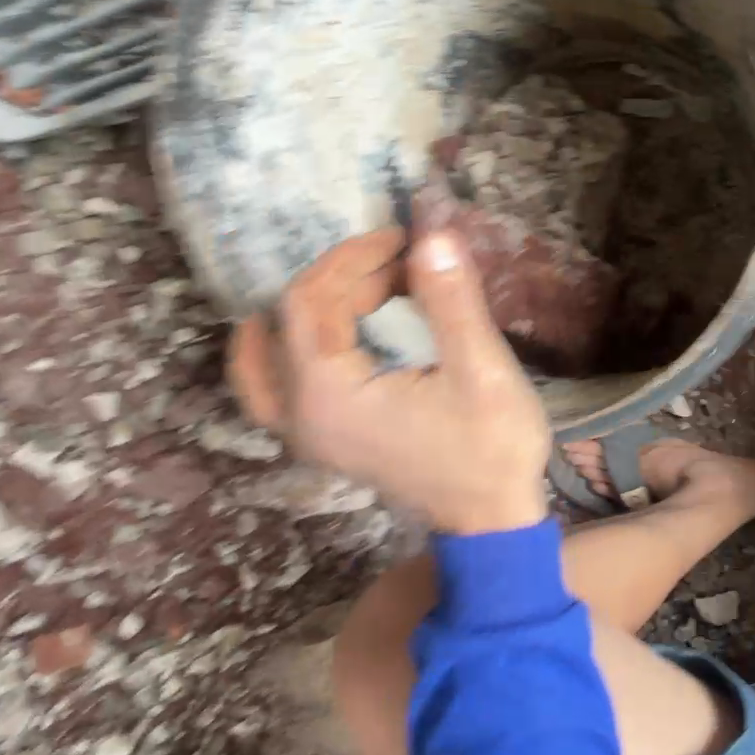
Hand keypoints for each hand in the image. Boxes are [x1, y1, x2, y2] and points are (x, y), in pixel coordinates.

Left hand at [227, 226, 552, 534]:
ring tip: (356, 290)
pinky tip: (330, 336)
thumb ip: (452, 302)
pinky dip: (292, 348)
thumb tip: (434, 234)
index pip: (310, 300)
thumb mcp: (483, 371)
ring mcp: (304, 435)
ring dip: (304, 312)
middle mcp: (297, 415)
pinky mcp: (323, 443)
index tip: (406, 238)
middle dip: (342, 280)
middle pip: (286, 321)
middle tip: (404, 266)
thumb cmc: (493, 447)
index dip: (352, 258)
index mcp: (328, 394)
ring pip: (262, 357)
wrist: (492, 520)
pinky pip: (273, 385)